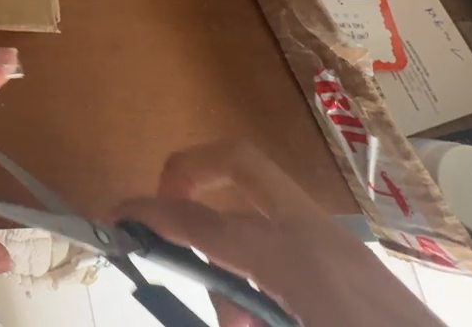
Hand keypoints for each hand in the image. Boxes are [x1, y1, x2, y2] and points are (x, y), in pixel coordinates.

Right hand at [116, 141, 443, 326]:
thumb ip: (238, 315)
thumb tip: (220, 299)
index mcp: (292, 260)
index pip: (198, 220)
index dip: (149, 211)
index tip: (116, 217)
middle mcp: (315, 235)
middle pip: (238, 161)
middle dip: (188, 170)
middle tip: (163, 207)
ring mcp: (339, 241)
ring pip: (261, 196)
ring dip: (225, 219)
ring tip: (224, 289)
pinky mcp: (355, 260)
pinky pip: (287, 228)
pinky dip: (257, 245)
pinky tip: (263, 298)